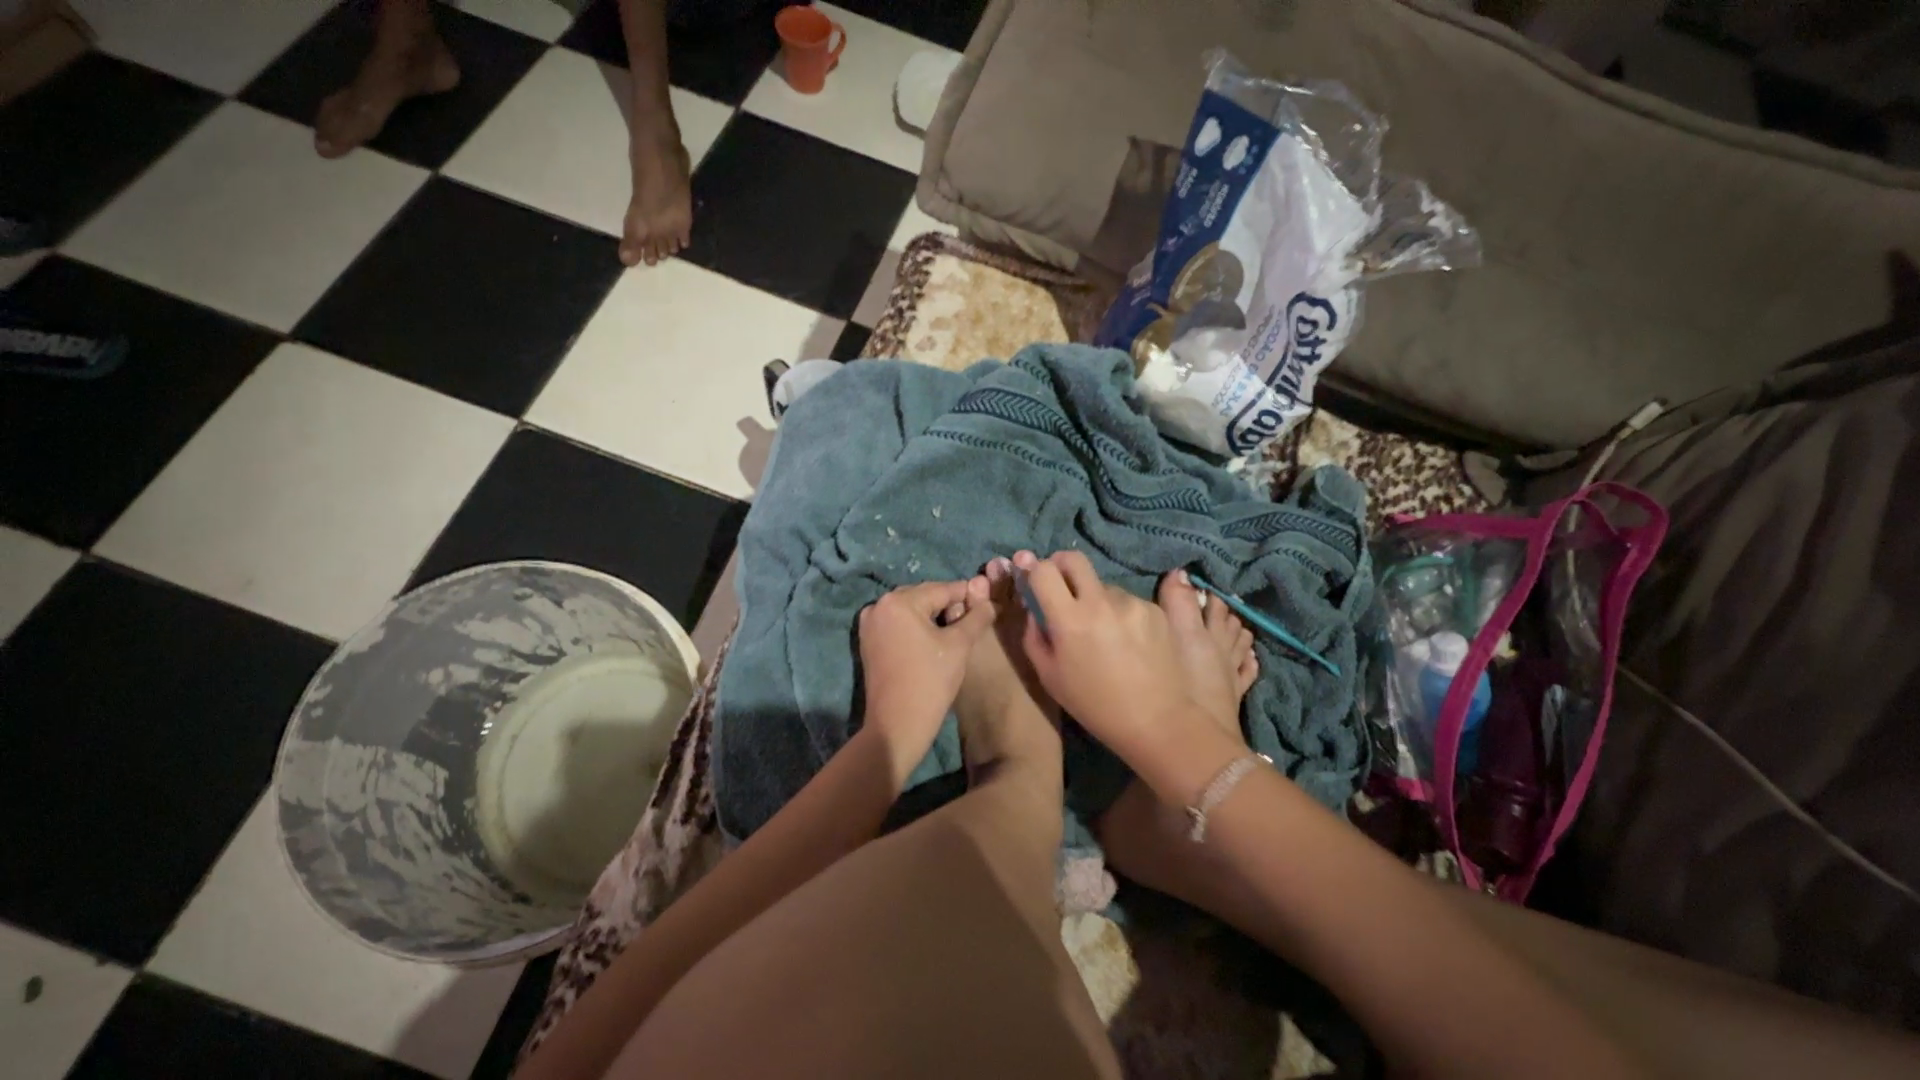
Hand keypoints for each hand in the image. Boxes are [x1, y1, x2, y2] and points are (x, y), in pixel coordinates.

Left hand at [857, 577, 993, 775]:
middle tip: (969, 629)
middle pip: (925, 597)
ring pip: (912, 610)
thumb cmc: (930, 682)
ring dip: (933, 618)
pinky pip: (898, 624)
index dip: (968, 598)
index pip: (943, 589)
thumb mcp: (959, 646)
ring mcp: (870, 624)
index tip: (986, 610)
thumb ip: (976, 617)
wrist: (897, 724)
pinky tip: (931, 645)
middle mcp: (879, 605)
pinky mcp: (868, 641)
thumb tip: (990, 601)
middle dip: (949, 608)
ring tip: (951, 640)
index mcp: (899, 601)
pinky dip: (916, 628)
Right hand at [1015, 552, 1246, 797]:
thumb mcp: (1049, 675)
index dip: (1033, 570)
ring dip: (1095, 600)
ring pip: (1102, 586)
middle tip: (1061, 588)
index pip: (1044, 569)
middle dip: (1061, 565)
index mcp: (1070, 619)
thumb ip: (1034, 634)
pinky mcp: (1154, 610)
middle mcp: (1101, 601)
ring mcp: (1131, 603)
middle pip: (1074, 558)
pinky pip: (1127, 602)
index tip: (1032, 579)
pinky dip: (1120, 614)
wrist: (1156, 721)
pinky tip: (1126, 643)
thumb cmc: (1094, 705)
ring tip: (1103, 635)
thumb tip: (1035, 605)